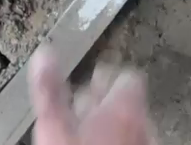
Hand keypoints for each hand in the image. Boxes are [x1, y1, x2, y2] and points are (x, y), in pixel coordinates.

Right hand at [29, 46, 155, 144]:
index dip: (104, 80)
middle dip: (103, 107)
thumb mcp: (55, 127)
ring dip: (110, 131)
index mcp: (126, 109)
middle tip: (77, 115)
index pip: (127, 78)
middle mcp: (146, 127)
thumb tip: (44, 54)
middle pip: (129, 105)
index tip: (83, 87)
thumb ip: (50, 90)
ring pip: (131, 131)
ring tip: (82, 139)